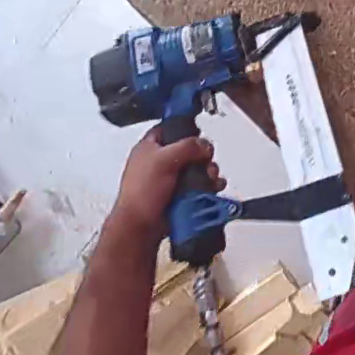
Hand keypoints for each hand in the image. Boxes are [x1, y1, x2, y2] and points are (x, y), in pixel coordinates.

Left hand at [108, 125, 224, 242]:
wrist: (143, 226)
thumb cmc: (142, 192)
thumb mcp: (163, 159)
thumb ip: (187, 146)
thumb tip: (205, 146)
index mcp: (150, 147)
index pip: (169, 128)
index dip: (183, 127)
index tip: (198, 132)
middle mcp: (162, 161)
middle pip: (192, 148)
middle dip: (203, 155)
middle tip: (204, 161)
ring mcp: (173, 178)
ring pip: (200, 166)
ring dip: (209, 170)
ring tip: (209, 178)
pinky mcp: (183, 192)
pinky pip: (203, 183)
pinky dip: (211, 184)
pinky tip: (212, 187)